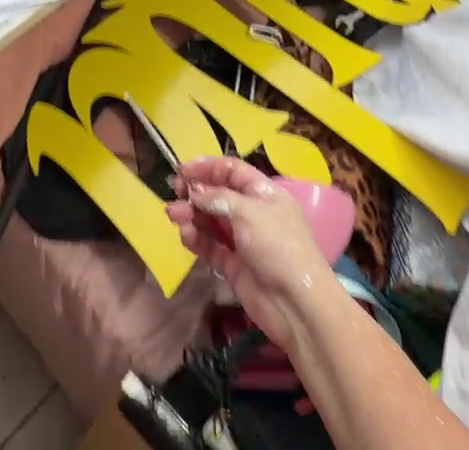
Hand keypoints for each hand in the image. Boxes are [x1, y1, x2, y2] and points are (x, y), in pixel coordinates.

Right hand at [165, 156, 336, 348]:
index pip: (233, 171)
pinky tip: (185, 234)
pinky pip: (210, 246)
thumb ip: (219, 198)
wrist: (295, 301)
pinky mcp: (233, 265)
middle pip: (219, 195)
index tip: (182, 168)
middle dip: (196, 191)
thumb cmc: (277, 245)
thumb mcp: (249, 212)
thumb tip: (196, 191)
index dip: (208, 166)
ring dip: (192, 214)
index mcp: (264, 193)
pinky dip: (196, 239)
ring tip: (173, 215)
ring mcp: (242, 240)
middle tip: (174, 191)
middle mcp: (253, 213)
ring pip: (211, 221)